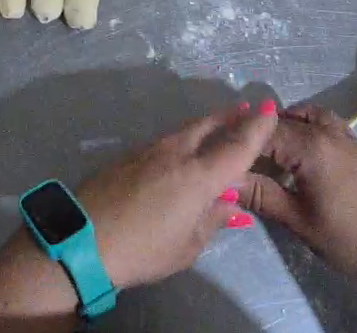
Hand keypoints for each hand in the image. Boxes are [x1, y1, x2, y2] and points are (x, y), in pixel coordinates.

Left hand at [77, 100, 278, 287]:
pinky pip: (169, 140)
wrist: (85, 237)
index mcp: (198, 175)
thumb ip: (212, 219)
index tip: (271, 107)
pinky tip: (189, 148)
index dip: (256, 127)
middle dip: (231, 117)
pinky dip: (187, 138)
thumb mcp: (188, 245)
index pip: (236, 146)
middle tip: (248, 109)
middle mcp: (176, 152)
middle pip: (209, 126)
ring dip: (208, 126)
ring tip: (223, 125)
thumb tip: (230, 203)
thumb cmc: (144, 249)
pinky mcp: (131, 154)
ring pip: (187, 130)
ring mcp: (150, 150)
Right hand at [238, 104, 356, 292]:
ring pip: (300, 116)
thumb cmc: (353, 239)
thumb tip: (224, 180)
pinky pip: (321, 122)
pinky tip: (299, 155)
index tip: (219, 156)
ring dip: (280, 129)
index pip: (260, 131)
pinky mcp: (356, 145)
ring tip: (266, 155)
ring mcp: (344, 135)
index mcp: (309, 145)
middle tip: (236, 159)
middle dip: (255, 136)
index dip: (236, 142)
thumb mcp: (300, 222)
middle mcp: (325, 130)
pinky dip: (303, 127)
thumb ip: (261, 195)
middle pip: (278, 121)